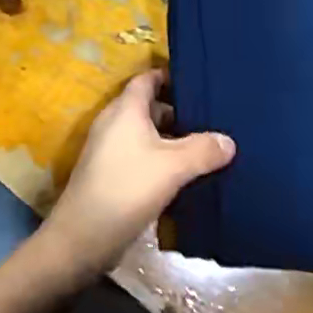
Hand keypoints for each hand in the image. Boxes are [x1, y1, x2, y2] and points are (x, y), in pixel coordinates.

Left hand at [36, 69, 235, 279]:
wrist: (84, 236)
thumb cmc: (128, 187)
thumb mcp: (172, 167)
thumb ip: (202, 150)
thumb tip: (228, 140)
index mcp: (125, 109)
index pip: (147, 79)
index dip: (169, 76)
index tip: (197, 82)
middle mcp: (115, 122)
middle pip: (148, 106)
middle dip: (177, 111)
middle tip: (211, 119)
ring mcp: (110, 148)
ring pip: (145, 133)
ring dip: (171, 139)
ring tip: (205, 148)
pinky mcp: (111, 173)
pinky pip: (140, 154)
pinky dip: (160, 159)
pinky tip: (183, 176)